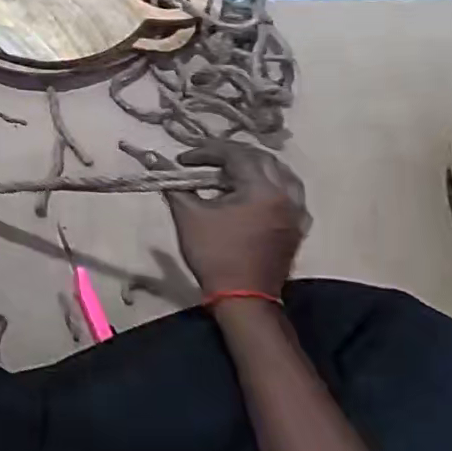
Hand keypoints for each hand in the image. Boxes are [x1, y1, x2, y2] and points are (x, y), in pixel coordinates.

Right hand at [164, 141, 309, 297]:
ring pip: (280, 173)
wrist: (243, 298)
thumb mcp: (188, 215)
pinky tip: (255, 191)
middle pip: (260, 158)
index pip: (235, 155)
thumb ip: (174, 183)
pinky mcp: (297, 226)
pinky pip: (290, 193)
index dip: (205, 152)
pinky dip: (271, 184)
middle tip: (204, 160)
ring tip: (229, 171)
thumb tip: (154, 159)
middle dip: (230, 154)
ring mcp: (296, 212)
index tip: (182, 159)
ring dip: (254, 166)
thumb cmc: (214, 254)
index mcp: (262, 189)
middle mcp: (286, 195)